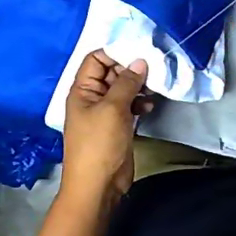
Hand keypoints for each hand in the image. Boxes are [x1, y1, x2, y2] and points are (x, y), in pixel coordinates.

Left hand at [61, 51, 153, 202]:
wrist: (98, 185)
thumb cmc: (99, 144)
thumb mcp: (113, 109)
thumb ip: (126, 83)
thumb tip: (139, 61)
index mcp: (81, 90)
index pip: (95, 59)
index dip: (114, 52)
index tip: (139, 49)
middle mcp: (91, 98)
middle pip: (110, 72)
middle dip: (130, 68)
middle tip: (154, 66)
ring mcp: (104, 112)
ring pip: (122, 89)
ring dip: (138, 86)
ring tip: (154, 86)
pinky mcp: (117, 126)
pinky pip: (129, 106)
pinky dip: (139, 102)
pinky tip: (149, 105)